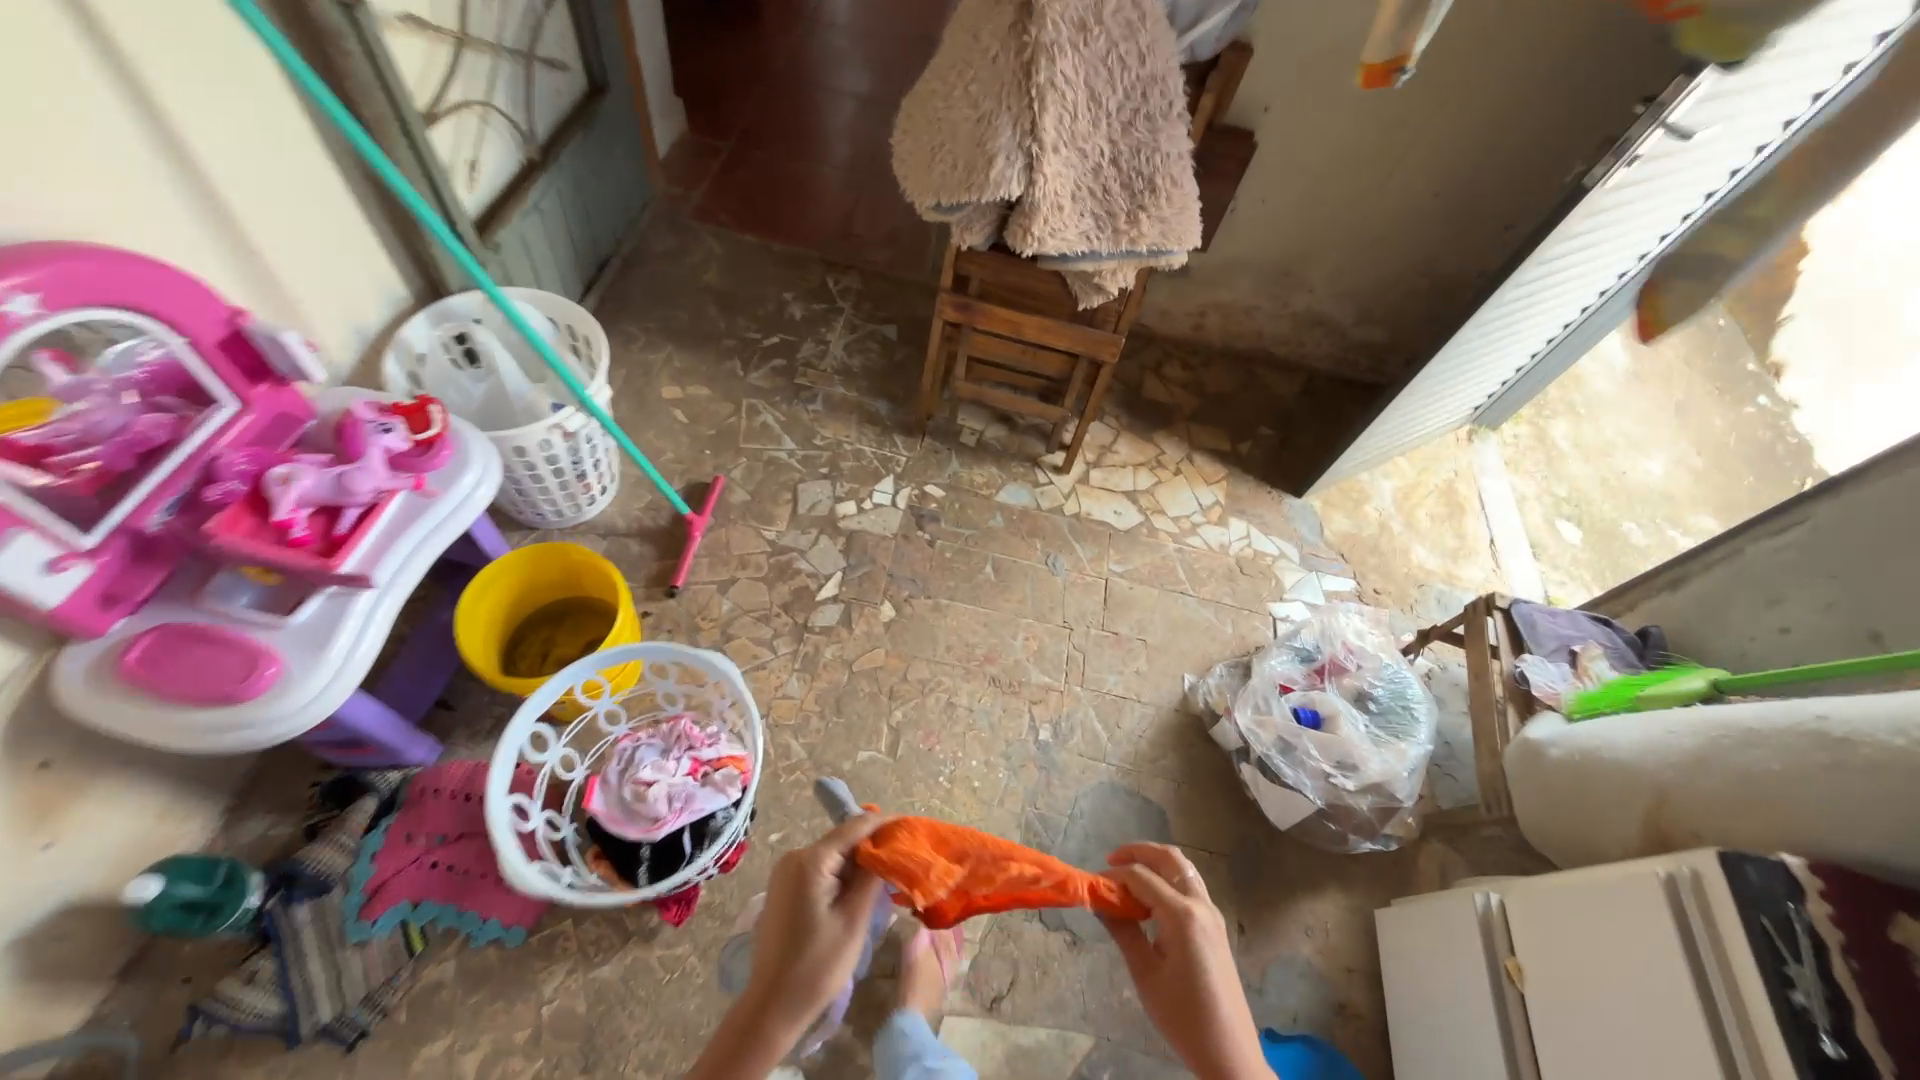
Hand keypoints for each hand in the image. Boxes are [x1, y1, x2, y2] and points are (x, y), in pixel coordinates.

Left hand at [742, 813, 893, 1032]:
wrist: (773, 1005)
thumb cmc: (817, 965)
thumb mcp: (853, 920)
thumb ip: (871, 878)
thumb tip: (887, 848)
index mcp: (810, 861)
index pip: (854, 827)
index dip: (884, 824)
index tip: (911, 827)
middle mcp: (794, 858)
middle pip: (842, 841)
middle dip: (873, 848)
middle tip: (904, 859)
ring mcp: (785, 873)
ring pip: (832, 857)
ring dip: (858, 865)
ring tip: (888, 877)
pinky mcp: (784, 889)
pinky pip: (819, 871)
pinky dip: (841, 877)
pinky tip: (859, 893)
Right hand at [1100, 844, 1266, 1079]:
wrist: (1229, 1051)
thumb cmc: (1182, 1015)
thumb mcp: (1144, 973)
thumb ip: (1123, 930)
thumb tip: (1100, 901)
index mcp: (1182, 915)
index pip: (1141, 877)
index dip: (1113, 875)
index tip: (1091, 884)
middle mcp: (1201, 905)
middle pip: (1170, 859)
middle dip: (1139, 852)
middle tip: (1110, 861)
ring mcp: (1212, 915)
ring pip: (1184, 870)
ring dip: (1155, 864)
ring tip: (1127, 879)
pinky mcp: (1215, 928)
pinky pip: (1190, 889)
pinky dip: (1168, 882)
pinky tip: (1148, 903)